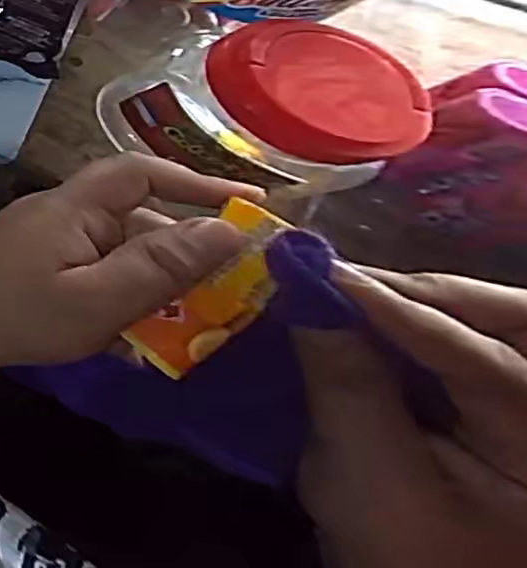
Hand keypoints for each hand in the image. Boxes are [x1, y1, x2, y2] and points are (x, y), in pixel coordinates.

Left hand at [0, 154, 254, 367]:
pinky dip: (130, 291)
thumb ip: (161, 265)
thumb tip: (227, 228)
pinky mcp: (44, 258)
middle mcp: (61, 212)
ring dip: (163, 280)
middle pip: (140, 216)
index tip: (256, 206)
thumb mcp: (100, 298)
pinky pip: (102, 265)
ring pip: (125, 247)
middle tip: (246, 293)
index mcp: (70, 207)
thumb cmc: (19, 314)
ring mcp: (50, 235)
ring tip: (204, 325)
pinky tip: (147, 335)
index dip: (197, 181)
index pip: (136, 172)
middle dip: (191, 251)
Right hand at [295, 267, 526, 567]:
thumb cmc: (406, 545)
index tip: (313, 268)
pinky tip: (355, 316)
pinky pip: (465, 344)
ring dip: (417, 301)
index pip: (488, 361)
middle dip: (429, 293)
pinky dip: (408, 321)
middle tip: (341, 279)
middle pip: (518, 327)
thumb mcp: (369, 470)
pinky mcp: (498, 409)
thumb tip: (303, 294)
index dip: (396, 307)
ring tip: (342, 292)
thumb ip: (346, 381)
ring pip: (494, 328)